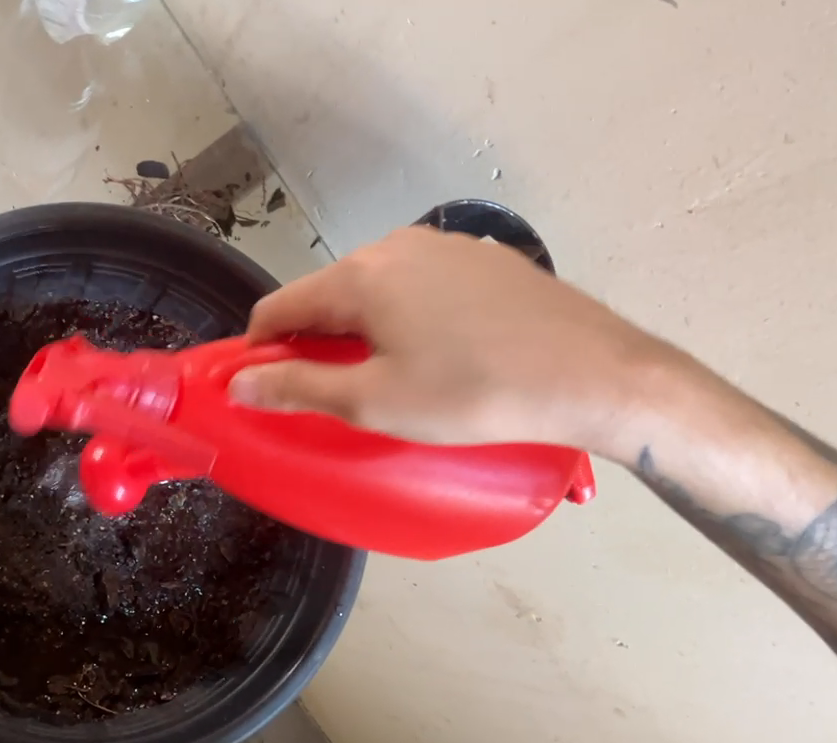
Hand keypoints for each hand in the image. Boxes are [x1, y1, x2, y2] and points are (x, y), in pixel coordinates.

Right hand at [230, 226, 700, 460]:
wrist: (599, 378)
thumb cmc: (474, 394)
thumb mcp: (373, 401)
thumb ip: (296, 388)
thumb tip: (238, 383)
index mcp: (362, 274)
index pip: (277, 307)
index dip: (259, 351)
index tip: (265, 390)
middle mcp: (397, 246)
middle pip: (323, 296)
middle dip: (309, 343)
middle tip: (326, 397)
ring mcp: (445, 248)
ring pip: (369, 291)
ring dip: (354, 333)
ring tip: (380, 380)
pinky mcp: (483, 262)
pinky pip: (413, 288)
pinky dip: (398, 320)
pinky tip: (429, 356)